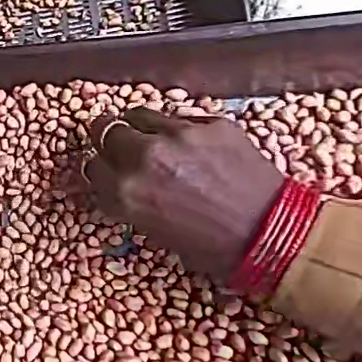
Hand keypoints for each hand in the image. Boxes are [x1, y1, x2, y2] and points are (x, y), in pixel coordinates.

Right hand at [83, 108, 284, 281]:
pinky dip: (178, 130)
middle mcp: (144, 159)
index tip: (107, 169)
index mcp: (125, 194)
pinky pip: (179, 119)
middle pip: (106, 130)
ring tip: (151, 138)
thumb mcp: (153, 229)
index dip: (100, 168)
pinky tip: (191, 146)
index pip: (92, 167)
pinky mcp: (209, 124)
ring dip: (140, 127)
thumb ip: (128, 199)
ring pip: (139, 115)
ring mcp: (178, 136)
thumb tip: (119, 181)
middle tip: (118, 144)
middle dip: (110, 138)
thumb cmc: (210, 245)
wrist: (269, 234)